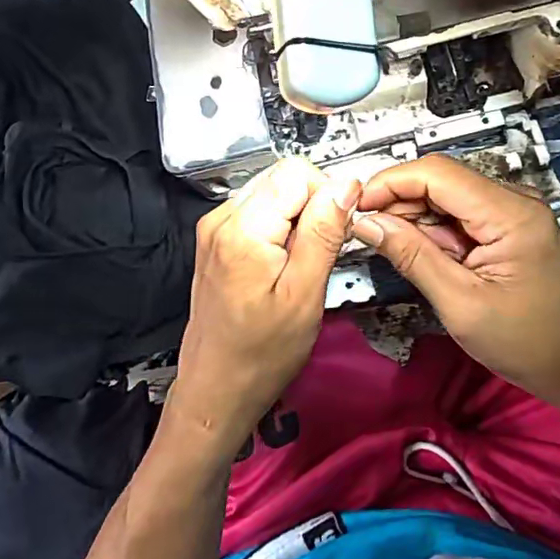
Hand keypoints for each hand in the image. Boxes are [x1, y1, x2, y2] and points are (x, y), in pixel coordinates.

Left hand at [168, 157, 358, 460]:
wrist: (218, 385)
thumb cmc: (256, 355)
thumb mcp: (305, 295)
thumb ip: (324, 233)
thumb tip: (344, 187)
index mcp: (241, 230)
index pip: (296, 173)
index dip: (327, 197)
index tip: (336, 231)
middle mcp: (221, 221)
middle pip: (283, 180)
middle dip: (311, 209)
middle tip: (316, 255)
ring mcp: (215, 231)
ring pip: (273, 196)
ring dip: (295, 223)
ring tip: (298, 267)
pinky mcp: (216, 242)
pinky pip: (258, 216)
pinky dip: (278, 234)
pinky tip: (282, 269)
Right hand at [353, 155, 559, 406]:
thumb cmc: (525, 341)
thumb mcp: (459, 302)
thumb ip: (411, 256)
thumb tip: (365, 223)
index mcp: (511, 215)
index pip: (437, 173)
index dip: (390, 183)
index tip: (357, 208)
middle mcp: (513, 201)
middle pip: (437, 179)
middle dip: (396, 201)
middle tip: (369, 233)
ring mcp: (509, 212)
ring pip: (441, 194)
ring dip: (410, 216)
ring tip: (396, 250)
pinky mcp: (502, 225)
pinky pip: (453, 213)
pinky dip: (427, 229)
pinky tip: (420, 253)